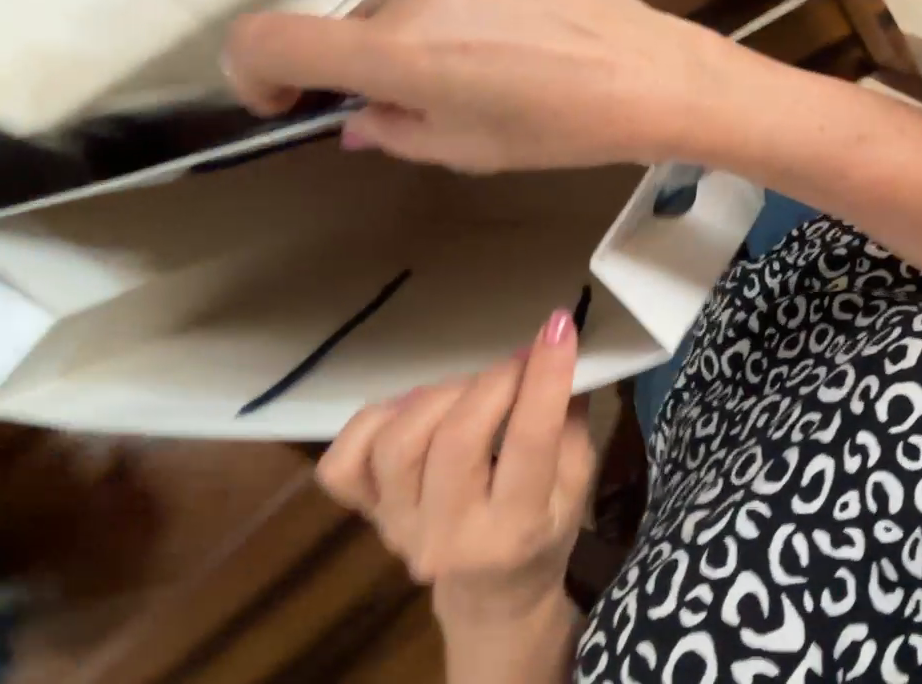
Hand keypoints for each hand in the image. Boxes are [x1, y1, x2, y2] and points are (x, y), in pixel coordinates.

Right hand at [224, 0, 740, 171]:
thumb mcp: (470, 149)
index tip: (288, 99)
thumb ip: (392, 129)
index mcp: (397, 47)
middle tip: (442, 98)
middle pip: (356, 25)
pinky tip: (522, 28)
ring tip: (499, 63)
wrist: (655, 76)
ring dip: (427, 32)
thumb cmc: (565, 126)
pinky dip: (467, 2)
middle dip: (378, 65)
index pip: (265, 39)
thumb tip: (355, 114)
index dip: (253, 73)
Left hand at [316, 306, 595, 633]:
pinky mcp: (366, 517)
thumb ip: (569, 421)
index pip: (530, 440)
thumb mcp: (579, 482)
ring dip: (443, 395)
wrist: (492, 595)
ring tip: (474, 389)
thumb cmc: (548, 530)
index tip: (559, 326)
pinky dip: (375, 421)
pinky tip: (415, 411)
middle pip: (456, 439)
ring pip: (398, 443)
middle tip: (521, 360)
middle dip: (495, 381)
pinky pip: (342, 464)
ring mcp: (398, 529)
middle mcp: (449, 536)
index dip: (544, 376)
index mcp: (517, 529)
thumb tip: (560, 354)